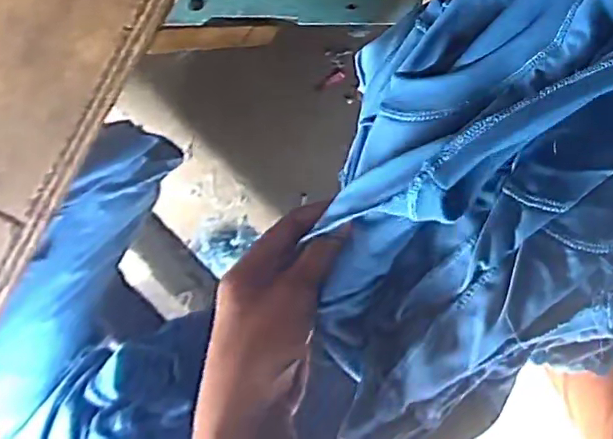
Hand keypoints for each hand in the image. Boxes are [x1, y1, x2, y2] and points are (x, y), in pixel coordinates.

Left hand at [193, 203, 345, 438]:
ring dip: (333, 257)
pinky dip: (331, 279)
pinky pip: (312, 290)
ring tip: (364, 245)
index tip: (355, 201)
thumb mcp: (293, 290)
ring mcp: (270, 304)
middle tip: (364, 224)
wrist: (249, 411)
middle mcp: (256, 281)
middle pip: (298, 245)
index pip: (288, 224)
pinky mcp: (286, 323)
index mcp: (247, 268)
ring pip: (307, 268)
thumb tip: (345, 225)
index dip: (321, 210)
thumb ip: (319, 253)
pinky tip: (352, 274)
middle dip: (330, 233)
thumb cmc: (264, 343)